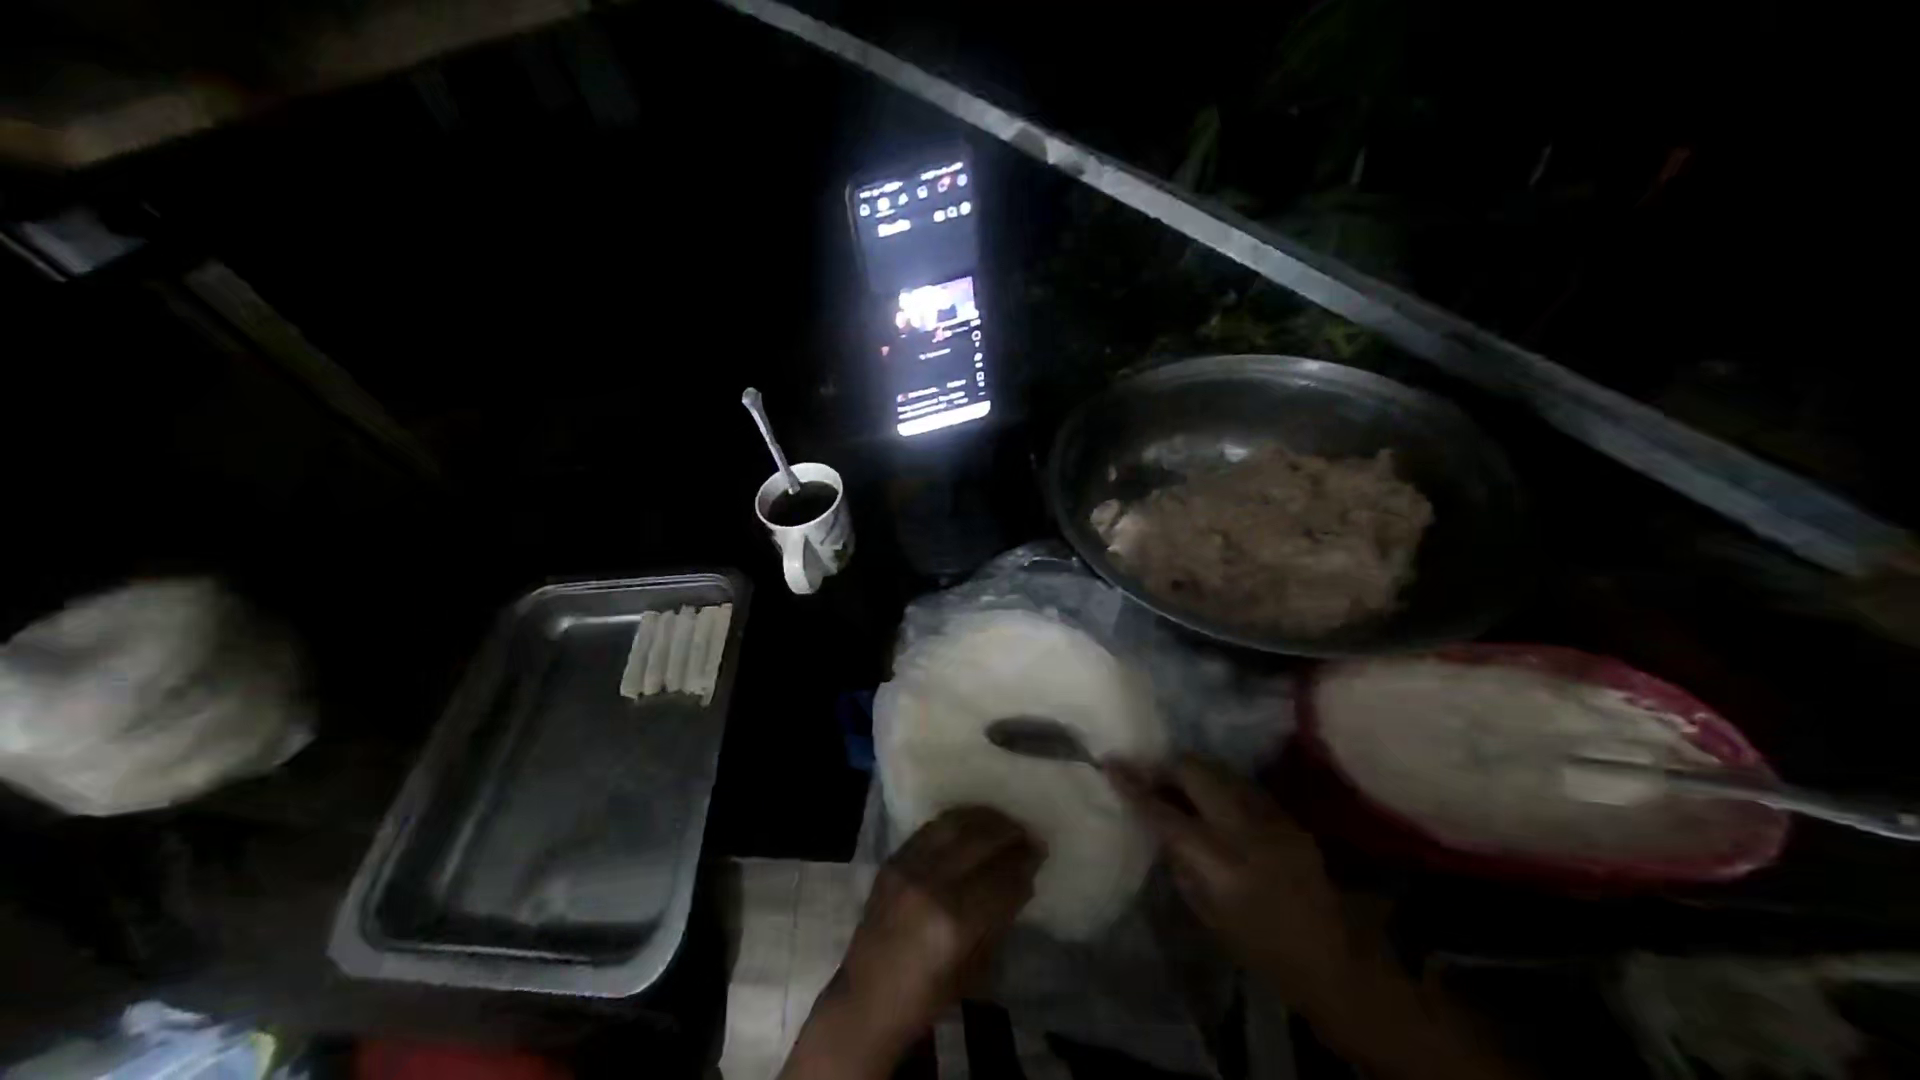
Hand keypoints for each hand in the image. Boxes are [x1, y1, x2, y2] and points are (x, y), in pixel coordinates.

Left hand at [781, 807, 1040, 1079]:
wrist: (866, 999)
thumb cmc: (926, 996)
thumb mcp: (975, 967)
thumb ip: (1000, 919)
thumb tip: (1023, 879)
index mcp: (953, 921)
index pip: (1001, 878)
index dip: (1025, 862)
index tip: (1040, 851)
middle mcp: (930, 884)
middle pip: (980, 841)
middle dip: (1010, 833)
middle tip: (1029, 833)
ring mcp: (907, 867)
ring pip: (954, 825)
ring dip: (984, 819)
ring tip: (1004, 822)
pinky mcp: (892, 860)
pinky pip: (930, 829)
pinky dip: (955, 821)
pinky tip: (972, 823)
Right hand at [1107, 756, 1356, 1005]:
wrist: (1336, 961)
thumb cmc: (1261, 950)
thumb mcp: (1207, 914)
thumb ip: (1181, 862)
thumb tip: (1160, 826)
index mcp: (1219, 862)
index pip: (1164, 812)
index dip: (1134, 785)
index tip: (1111, 763)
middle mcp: (1245, 829)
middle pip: (1195, 771)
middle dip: (1165, 765)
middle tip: (1145, 770)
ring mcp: (1272, 817)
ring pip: (1221, 770)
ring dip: (1193, 771)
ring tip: (1176, 780)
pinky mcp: (1289, 817)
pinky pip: (1244, 786)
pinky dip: (1221, 785)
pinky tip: (1213, 798)